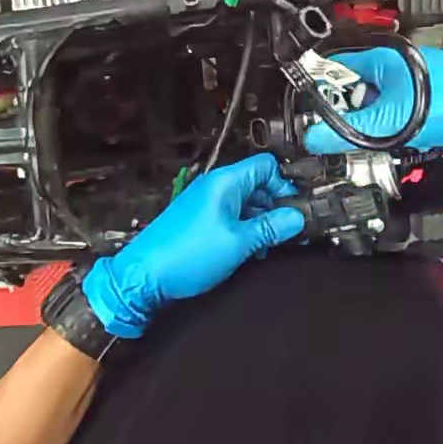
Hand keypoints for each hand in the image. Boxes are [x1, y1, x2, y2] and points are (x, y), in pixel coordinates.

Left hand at [82, 153, 305, 336]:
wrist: (144, 277)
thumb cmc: (187, 255)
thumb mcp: (239, 242)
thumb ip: (271, 228)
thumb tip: (297, 217)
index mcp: (225, 182)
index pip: (266, 166)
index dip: (285, 185)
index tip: (296, 209)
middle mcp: (215, 187)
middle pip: (258, 185)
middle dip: (276, 207)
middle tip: (289, 232)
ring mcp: (206, 204)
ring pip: (246, 204)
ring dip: (261, 222)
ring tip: (269, 246)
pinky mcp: (200, 221)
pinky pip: (231, 218)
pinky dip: (244, 231)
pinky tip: (249, 251)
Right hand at [303, 47, 442, 218]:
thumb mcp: (394, 122)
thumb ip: (349, 132)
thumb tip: (314, 138)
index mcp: (382, 57)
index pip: (332, 70)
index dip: (318, 94)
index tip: (310, 117)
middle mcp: (395, 63)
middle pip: (351, 89)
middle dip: (344, 113)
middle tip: (340, 136)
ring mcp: (412, 77)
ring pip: (373, 101)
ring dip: (367, 122)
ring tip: (371, 138)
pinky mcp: (426, 93)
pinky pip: (393, 108)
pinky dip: (388, 124)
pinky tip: (394, 137)